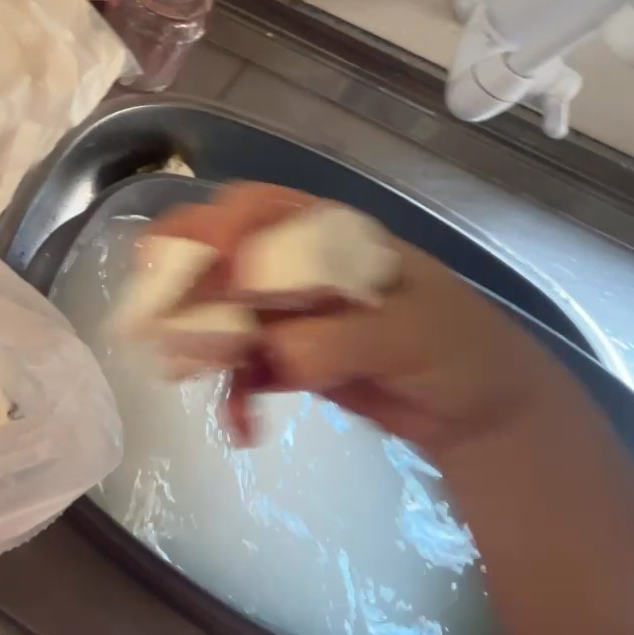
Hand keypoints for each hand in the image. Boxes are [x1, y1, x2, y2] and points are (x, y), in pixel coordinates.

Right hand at [148, 182, 582, 455]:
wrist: (480, 411)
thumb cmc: (455, 347)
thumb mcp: (405, 335)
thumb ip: (333, 339)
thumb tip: (268, 355)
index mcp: (322, 234)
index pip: (255, 210)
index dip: (218, 229)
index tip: (205, 269)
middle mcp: (290, 262)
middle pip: (216, 253)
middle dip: (182, 284)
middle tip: (153, 319)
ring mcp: (281, 310)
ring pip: (215, 311)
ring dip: (192, 339)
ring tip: (180, 373)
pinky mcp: (278, 354)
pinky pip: (237, 365)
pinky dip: (230, 392)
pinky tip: (241, 424)